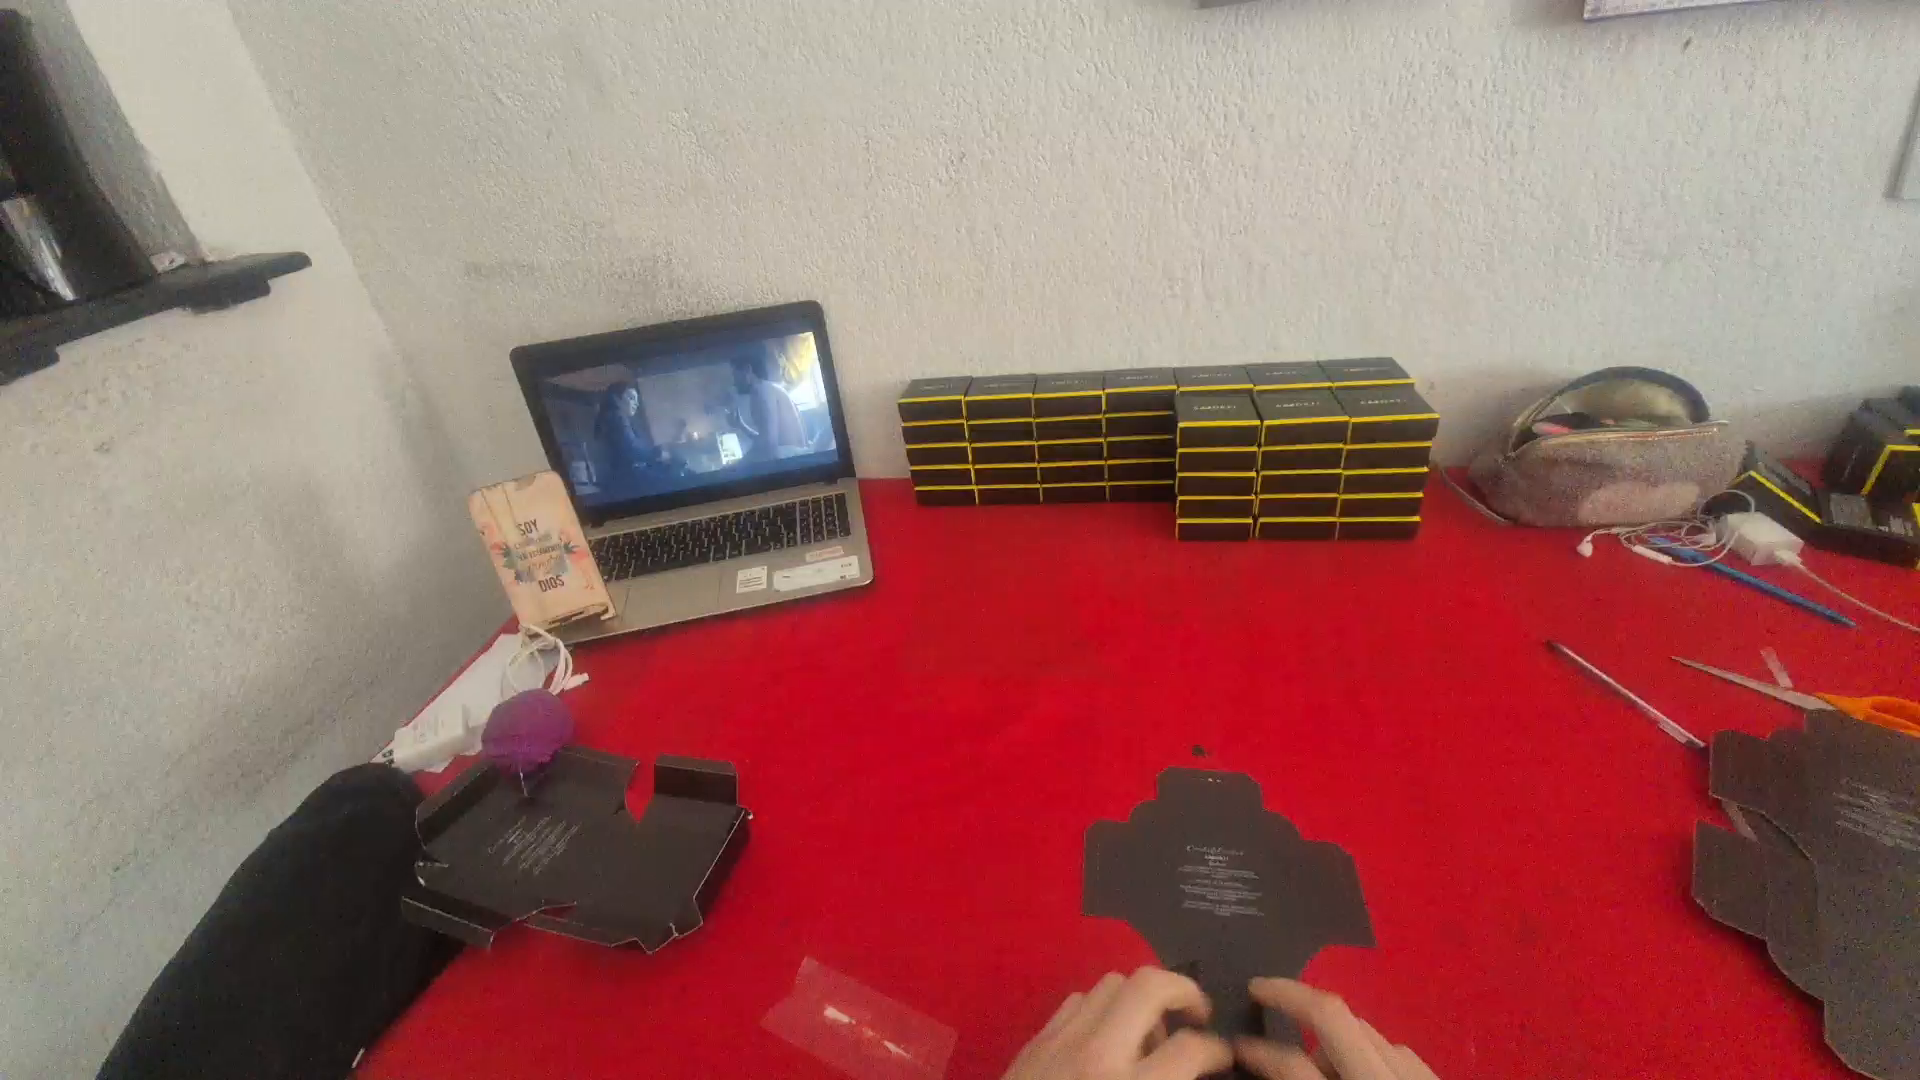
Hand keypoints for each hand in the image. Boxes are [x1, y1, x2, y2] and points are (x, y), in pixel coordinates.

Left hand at [1001, 967, 1232, 1079]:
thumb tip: (1188, 1070)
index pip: (1189, 1050)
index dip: (1218, 1050)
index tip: (1226, 1057)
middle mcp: (1098, 1053)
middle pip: (1149, 985)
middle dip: (1184, 990)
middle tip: (1199, 1015)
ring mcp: (1063, 1038)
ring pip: (1113, 982)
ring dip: (1142, 997)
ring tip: (1152, 1029)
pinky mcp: (1038, 1038)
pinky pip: (1080, 999)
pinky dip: (1105, 1008)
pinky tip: (1109, 1036)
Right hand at [1236, 979, 1435, 1079]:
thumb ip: (1298, 1079)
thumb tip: (1266, 1057)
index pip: (1294, 1066)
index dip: (1258, 1053)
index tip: (1237, 1045)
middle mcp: (1385, 1078)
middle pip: (1333, 1014)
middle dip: (1290, 994)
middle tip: (1260, 989)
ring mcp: (1418, 1076)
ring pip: (1367, 1029)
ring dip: (1332, 1029)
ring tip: (1313, 1048)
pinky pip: (1397, 1051)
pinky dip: (1371, 1048)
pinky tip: (1363, 1065)